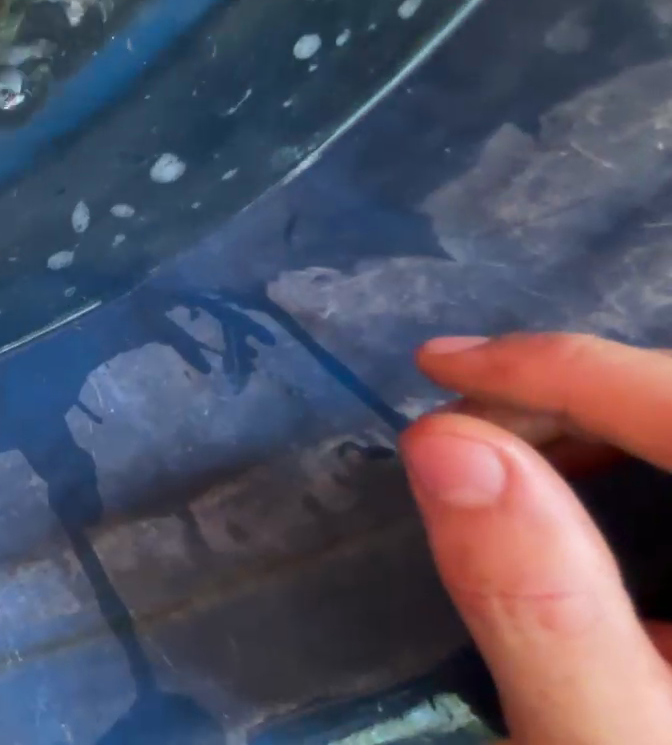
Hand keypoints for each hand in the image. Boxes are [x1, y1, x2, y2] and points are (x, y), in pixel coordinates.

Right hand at [405, 333, 671, 740]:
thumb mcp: (607, 733)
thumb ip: (535, 598)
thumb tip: (440, 440)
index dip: (564, 371)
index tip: (437, 363)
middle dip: (569, 396)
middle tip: (456, 429)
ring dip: (597, 418)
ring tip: (500, 454)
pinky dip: (634, 448)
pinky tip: (577, 480)